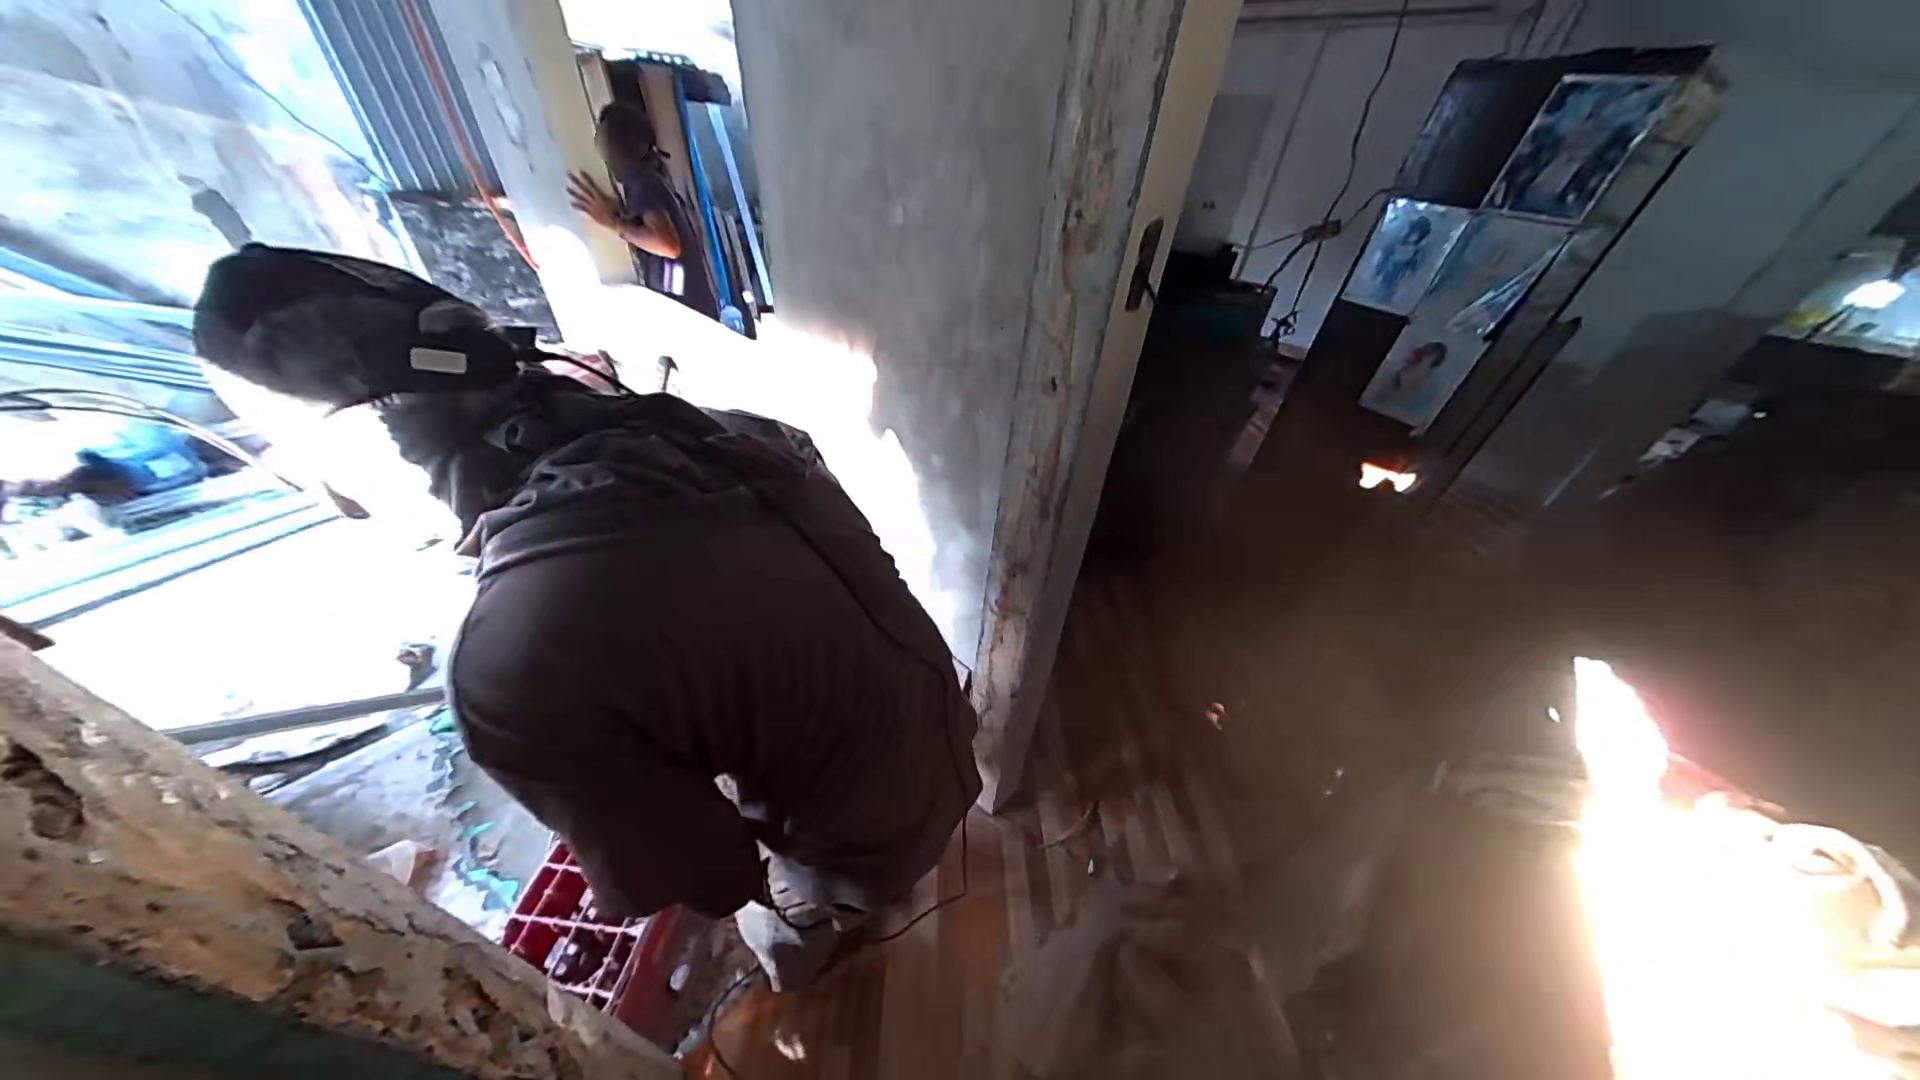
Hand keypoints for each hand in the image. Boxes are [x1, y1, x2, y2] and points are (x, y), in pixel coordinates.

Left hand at [567, 171, 622, 228]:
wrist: (616, 223)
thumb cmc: (618, 212)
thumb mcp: (616, 200)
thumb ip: (612, 193)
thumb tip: (614, 186)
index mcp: (600, 196)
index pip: (592, 184)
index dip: (586, 178)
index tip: (580, 171)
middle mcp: (594, 200)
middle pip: (584, 189)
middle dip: (576, 182)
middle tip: (568, 175)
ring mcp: (591, 207)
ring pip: (581, 199)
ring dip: (573, 193)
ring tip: (567, 188)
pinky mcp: (591, 214)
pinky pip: (582, 209)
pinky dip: (577, 207)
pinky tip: (571, 204)